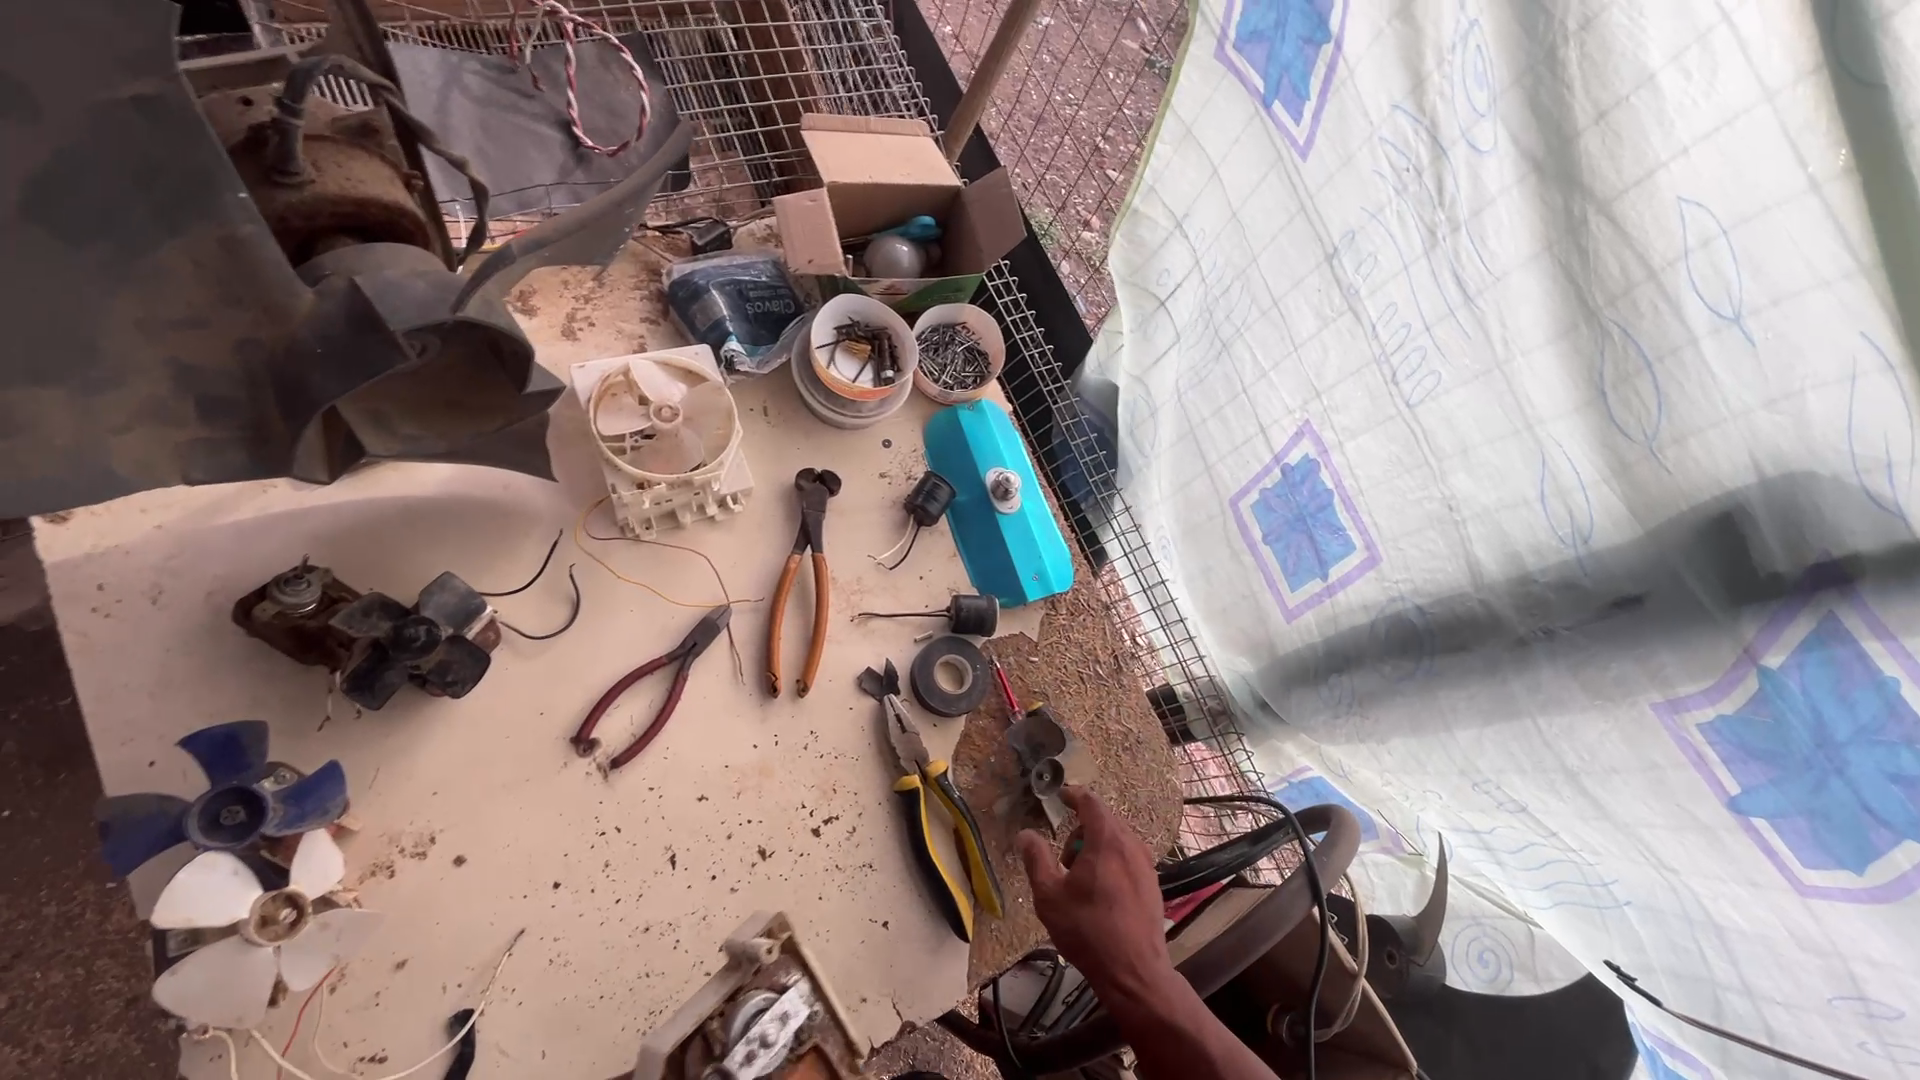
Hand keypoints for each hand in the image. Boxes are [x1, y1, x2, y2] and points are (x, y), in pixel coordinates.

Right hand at [1016, 786, 1172, 1001]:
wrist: (1134, 972)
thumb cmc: (1088, 930)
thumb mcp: (1049, 895)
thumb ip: (1036, 859)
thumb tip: (1025, 834)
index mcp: (1106, 841)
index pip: (1090, 802)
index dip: (1073, 795)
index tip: (1059, 797)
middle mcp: (1131, 846)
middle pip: (1103, 821)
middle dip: (1080, 832)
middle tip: (1063, 861)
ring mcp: (1146, 865)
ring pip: (1116, 841)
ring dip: (1095, 849)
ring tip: (1080, 882)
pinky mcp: (1153, 885)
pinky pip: (1128, 859)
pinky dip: (1111, 863)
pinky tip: (1101, 894)